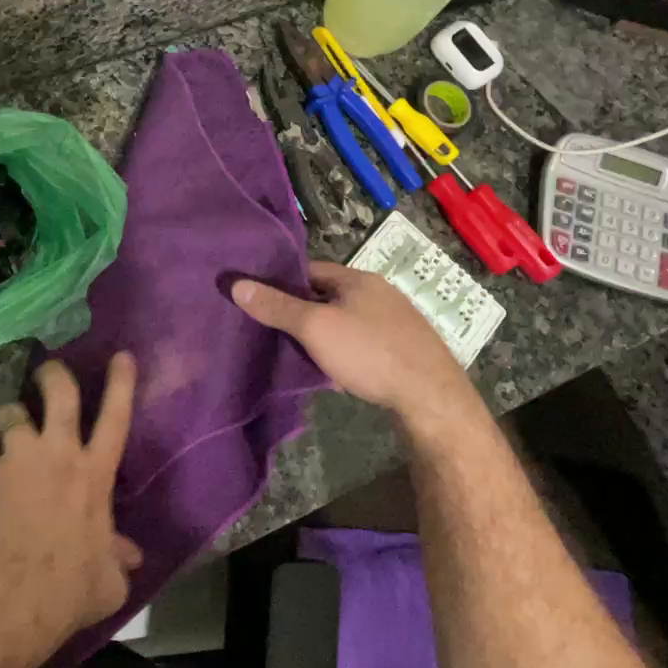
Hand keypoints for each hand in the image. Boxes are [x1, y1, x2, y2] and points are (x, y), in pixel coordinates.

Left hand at [0, 354, 142, 637]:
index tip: (121, 356)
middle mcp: (58, 453)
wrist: (18, 591)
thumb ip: (117, 558)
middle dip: (52, 376)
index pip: (116, 417)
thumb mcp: (110, 578)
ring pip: (8, 415)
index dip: (121, 383)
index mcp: (95, 474)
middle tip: (45, 371)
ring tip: (0, 433)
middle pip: (58, 393)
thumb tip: (131, 558)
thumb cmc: (73, 585)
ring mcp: (18, 459)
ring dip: (4, 421)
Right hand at [231, 260, 476, 421]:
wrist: (431, 397)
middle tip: (273, 331)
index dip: (281, 283)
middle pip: (326, 295)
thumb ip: (276, 306)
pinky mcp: (404, 347)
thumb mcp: (315, 328)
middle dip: (300, 311)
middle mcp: (379, 292)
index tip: (259, 301)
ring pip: (344, 320)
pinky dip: (344, 351)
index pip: (308, 269)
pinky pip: (362, 341)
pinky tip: (334, 371)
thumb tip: (236, 284)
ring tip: (298, 353)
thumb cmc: (369, 353)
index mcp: (358, 278)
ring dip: (322, 334)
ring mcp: (395, 320)